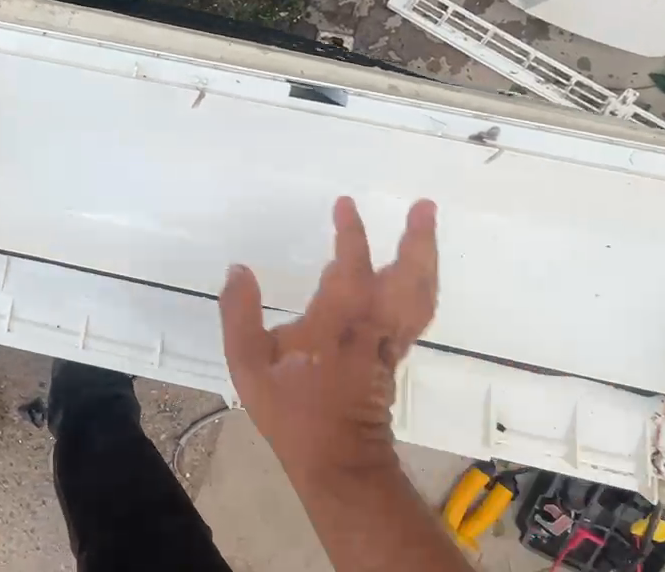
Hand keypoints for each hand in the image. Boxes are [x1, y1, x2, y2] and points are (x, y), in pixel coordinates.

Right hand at [218, 197, 438, 480]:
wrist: (336, 460)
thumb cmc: (289, 410)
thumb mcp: (247, 362)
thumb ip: (239, 313)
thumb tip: (238, 269)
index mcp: (336, 325)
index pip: (351, 268)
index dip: (351, 234)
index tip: (345, 204)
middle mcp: (372, 328)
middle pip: (409, 280)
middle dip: (417, 241)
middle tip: (423, 206)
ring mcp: (389, 342)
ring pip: (421, 295)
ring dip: (426, 258)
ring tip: (423, 227)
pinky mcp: (394, 355)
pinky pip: (416, 312)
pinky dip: (420, 284)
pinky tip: (410, 271)